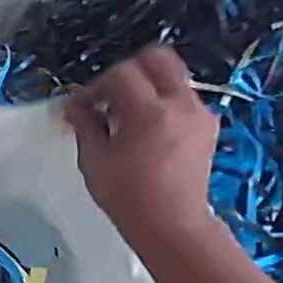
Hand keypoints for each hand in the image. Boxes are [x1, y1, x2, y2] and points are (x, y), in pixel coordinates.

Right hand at [65, 46, 222, 248]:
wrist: (171, 224)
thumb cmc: (126, 197)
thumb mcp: (94, 161)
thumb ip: (85, 125)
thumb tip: (75, 106)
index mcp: (149, 114)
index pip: (121, 74)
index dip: (95, 87)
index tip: (81, 107)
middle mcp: (180, 104)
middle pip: (157, 58)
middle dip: (128, 71)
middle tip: (108, 97)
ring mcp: (199, 113)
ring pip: (171, 77)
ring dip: (145, 88)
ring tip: (125, 118)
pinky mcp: (208, 124)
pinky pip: (182, 98)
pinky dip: (161, 104)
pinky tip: (145, 131)